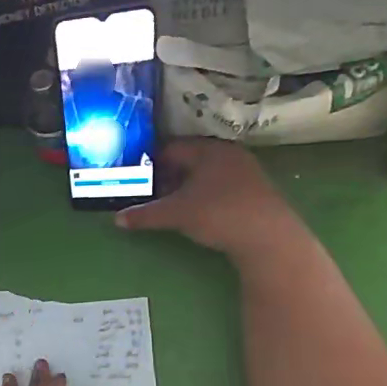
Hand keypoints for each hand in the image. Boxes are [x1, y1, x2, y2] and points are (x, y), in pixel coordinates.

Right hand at [113, 139, 300, 257]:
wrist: (269, 237)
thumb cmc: (218, 214)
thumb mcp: (177, 214)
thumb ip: (146, 215)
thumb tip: (117, 219)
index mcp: (207, 149)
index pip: (172, 148)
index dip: (152, 164)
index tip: (139, 180)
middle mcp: (228, 153)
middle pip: (191, 160)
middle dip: (170, 176)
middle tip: (153, 195)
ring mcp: (246, 170)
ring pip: (208, 173)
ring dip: (189, 187)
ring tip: (175, 206)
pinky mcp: (257, 190)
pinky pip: (224, 185)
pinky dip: (208, 195)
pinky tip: (203, 213)